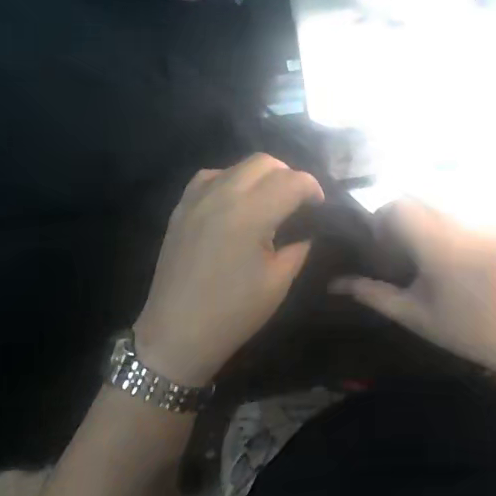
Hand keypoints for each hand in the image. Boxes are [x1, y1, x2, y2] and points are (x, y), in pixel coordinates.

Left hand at [133, 154, 323, 385]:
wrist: (177, 333)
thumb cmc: (233, 312)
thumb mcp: (279, 281)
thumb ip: (299, 246)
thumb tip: (308, 229)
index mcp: (250, 214)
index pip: (292, 180)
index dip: (313, 189)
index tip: (319, 208)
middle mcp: (222, 194)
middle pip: (265, 162)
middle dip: (289, 176)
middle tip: (297, 203)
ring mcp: (197, 198)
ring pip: (238, 166)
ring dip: (261, 176)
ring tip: (269, 203)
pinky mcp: (181, 208)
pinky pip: (211, 176)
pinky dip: (231, 181)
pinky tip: (236, 204)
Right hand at [333, 199, 495, 370]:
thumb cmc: (464, 330)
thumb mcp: (413, 314)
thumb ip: (372, 293)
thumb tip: (335, 283)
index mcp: (438, 245)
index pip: (400, 205)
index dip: (382, 218)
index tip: (379, 246)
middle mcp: (460, 225)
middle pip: (418, 200)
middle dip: (399, 218)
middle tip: (395, 251)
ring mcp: (480, 224)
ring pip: (438, 206)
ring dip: (421, 221)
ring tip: (420, 257)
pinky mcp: (493, 228)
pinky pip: (458, 216)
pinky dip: (442, 228)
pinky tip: (446, 260)